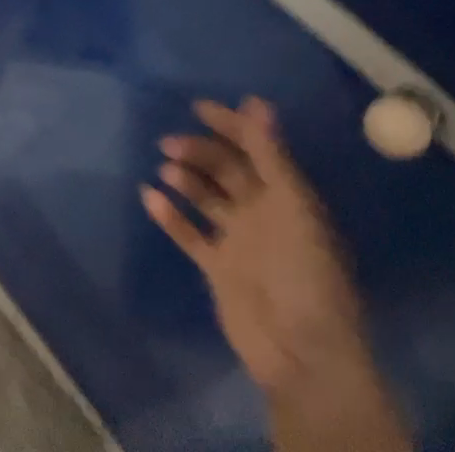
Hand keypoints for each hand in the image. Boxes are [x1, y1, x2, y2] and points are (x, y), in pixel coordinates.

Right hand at [143, 98, 367, 391]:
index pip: (258, 149)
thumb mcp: (294, 208)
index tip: (199, 107)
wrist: (301, 352)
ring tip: (165, 168)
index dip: (232, 126)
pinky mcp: (217, 267)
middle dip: (201, 151)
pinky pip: (189, 233)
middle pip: (227, 170)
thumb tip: (256, 102)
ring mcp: (238, 240)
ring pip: (206, 197)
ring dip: (186, 178)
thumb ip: (271, 156)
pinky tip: (149, 197)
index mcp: (289, 196)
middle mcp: (263, 212)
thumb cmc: (305, 274)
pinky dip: (170, 215)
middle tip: (170, 143)